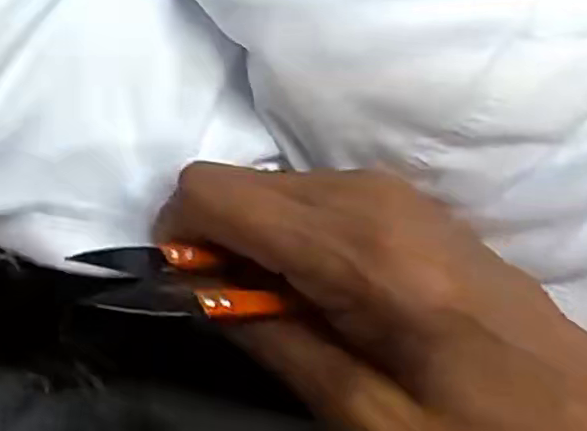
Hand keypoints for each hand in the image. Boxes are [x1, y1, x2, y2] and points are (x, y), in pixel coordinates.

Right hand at [160, 164, 586, 430]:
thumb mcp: (375, 421)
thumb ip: (273, 340)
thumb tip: (197, 290)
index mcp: (358, 245)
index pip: (213, 189)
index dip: (178, 231)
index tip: (186, 286)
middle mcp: (367, 193)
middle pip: (237, 180)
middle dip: (216, 236)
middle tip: (236, 307)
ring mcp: (392, 190)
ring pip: (270, 183)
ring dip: (254, 234)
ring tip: (288, 304)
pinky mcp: (408, 200)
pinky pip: (311, 193)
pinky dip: (290, 230)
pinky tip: (327, 287)